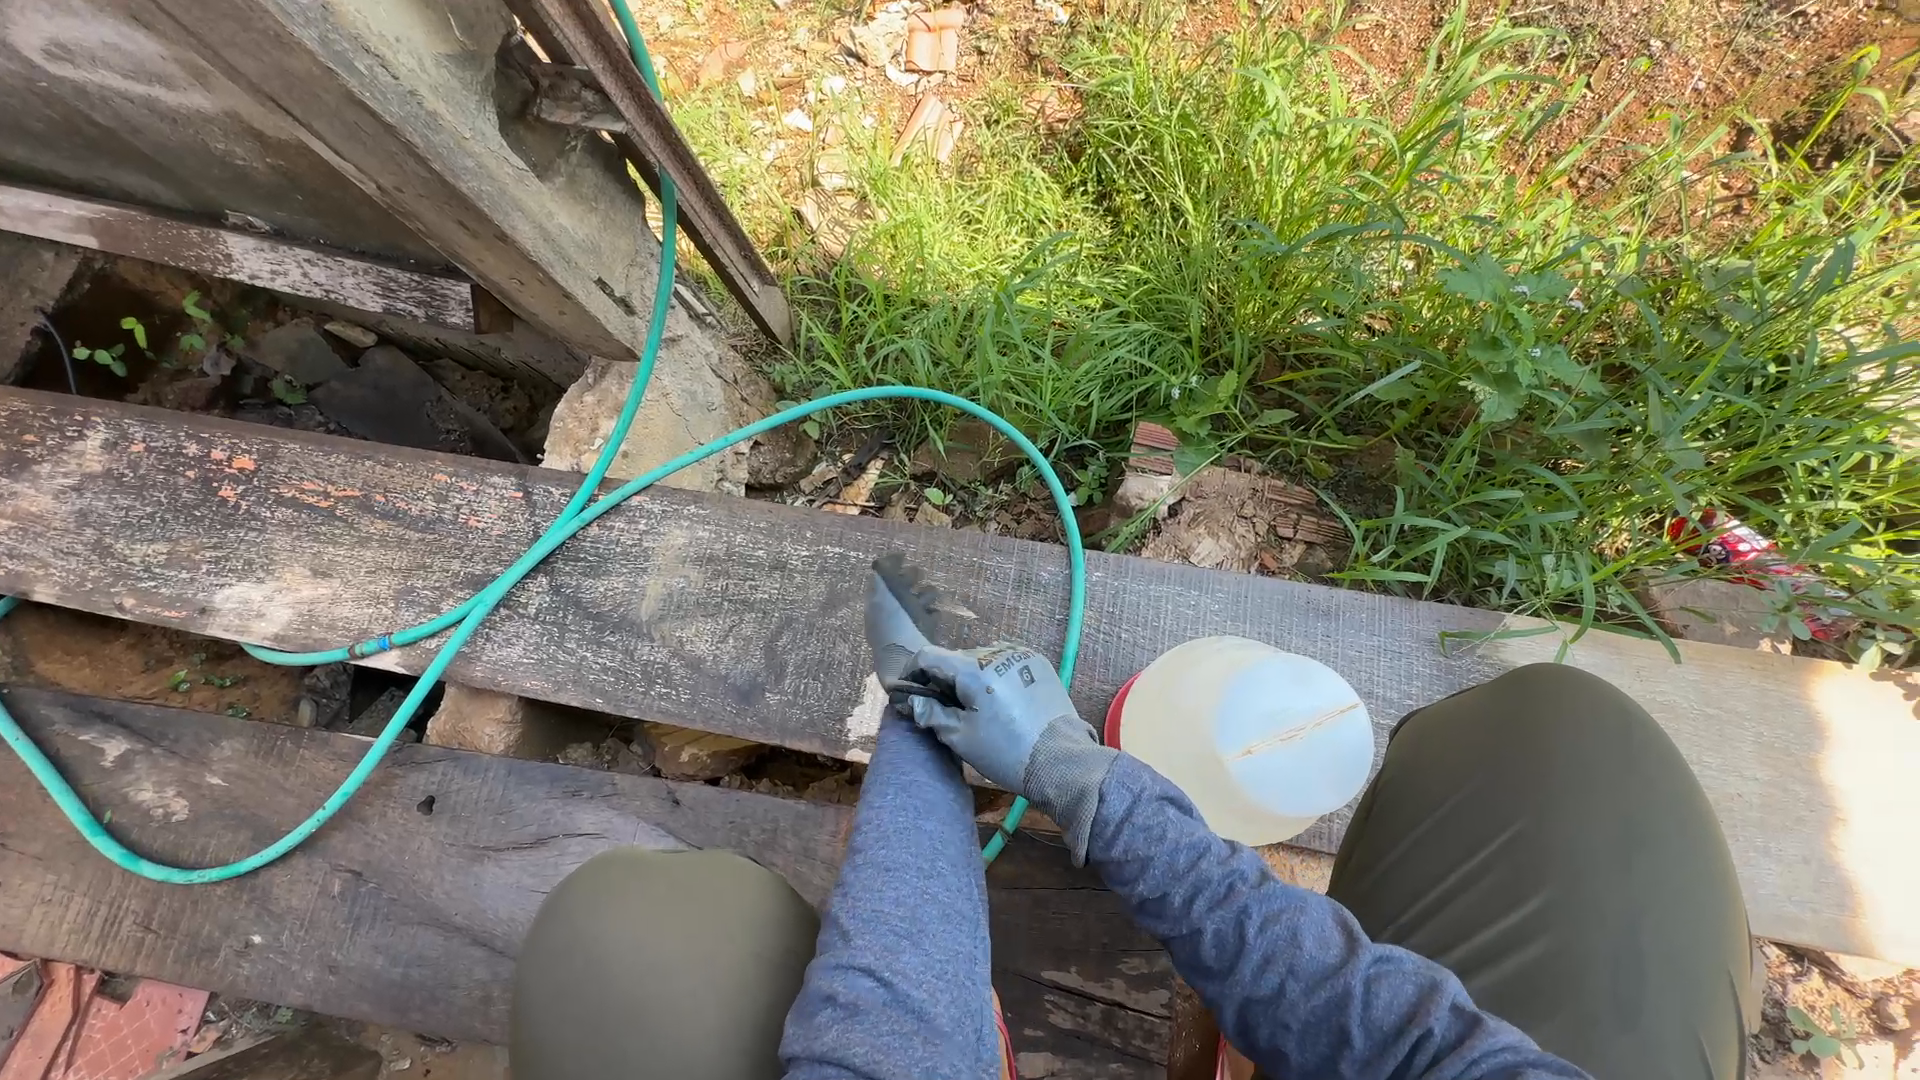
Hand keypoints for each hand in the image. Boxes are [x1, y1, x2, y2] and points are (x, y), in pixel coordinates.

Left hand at [864, 565, 930, 683]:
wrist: (909, 662)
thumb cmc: (897, 625)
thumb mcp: (887, 595)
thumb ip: (883, 577)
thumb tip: (879, 562)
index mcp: (877, 605)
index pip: (881, 580)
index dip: (891, 567)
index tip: (903, 556)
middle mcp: (888, 616)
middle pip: (899, 591)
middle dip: (909, 579)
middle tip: (919, 572)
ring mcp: (904, 628)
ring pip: (914, 604)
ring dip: (924, 595)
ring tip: (933, 592)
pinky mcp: (919, 639)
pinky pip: (926, 621)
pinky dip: (931, 613)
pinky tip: (936, 612)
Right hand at [901, 643, 1077, 790]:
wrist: (1061, 760)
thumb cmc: (1005, 752)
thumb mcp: (960, 737)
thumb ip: (931, 713)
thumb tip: (912, 700)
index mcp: (973, 669)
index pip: (929, 656)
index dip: (913, 673)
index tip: (910, 694)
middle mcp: (996, 652)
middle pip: (956, 659)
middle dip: (943, 680)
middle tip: (942, 709)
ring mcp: (1020, 656)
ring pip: (981, 661)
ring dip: (971, 679)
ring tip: (975, 709)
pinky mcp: (1038, 665)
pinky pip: (1005, 665)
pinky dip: (995, 679)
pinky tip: (1000, 704)